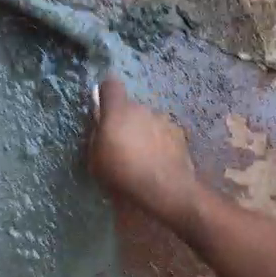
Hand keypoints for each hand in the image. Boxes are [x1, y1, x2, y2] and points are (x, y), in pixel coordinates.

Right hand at [87, 76, 202, 228]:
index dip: (106, 93)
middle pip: (131, 107)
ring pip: (149, 120)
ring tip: (142, 157)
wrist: (165, 191)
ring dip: (144, 132)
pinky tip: (159, 162)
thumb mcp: (96, 160)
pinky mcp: (180, 135)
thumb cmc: (123, 176)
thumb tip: (100, 121)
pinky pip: (164, 133)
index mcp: (118, 111)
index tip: (103, 106)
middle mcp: (142, 109)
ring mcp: (164, 120)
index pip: (111, 85)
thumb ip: (97, 135)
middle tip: (121, 144)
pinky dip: (160, 142)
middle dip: (126, 120)